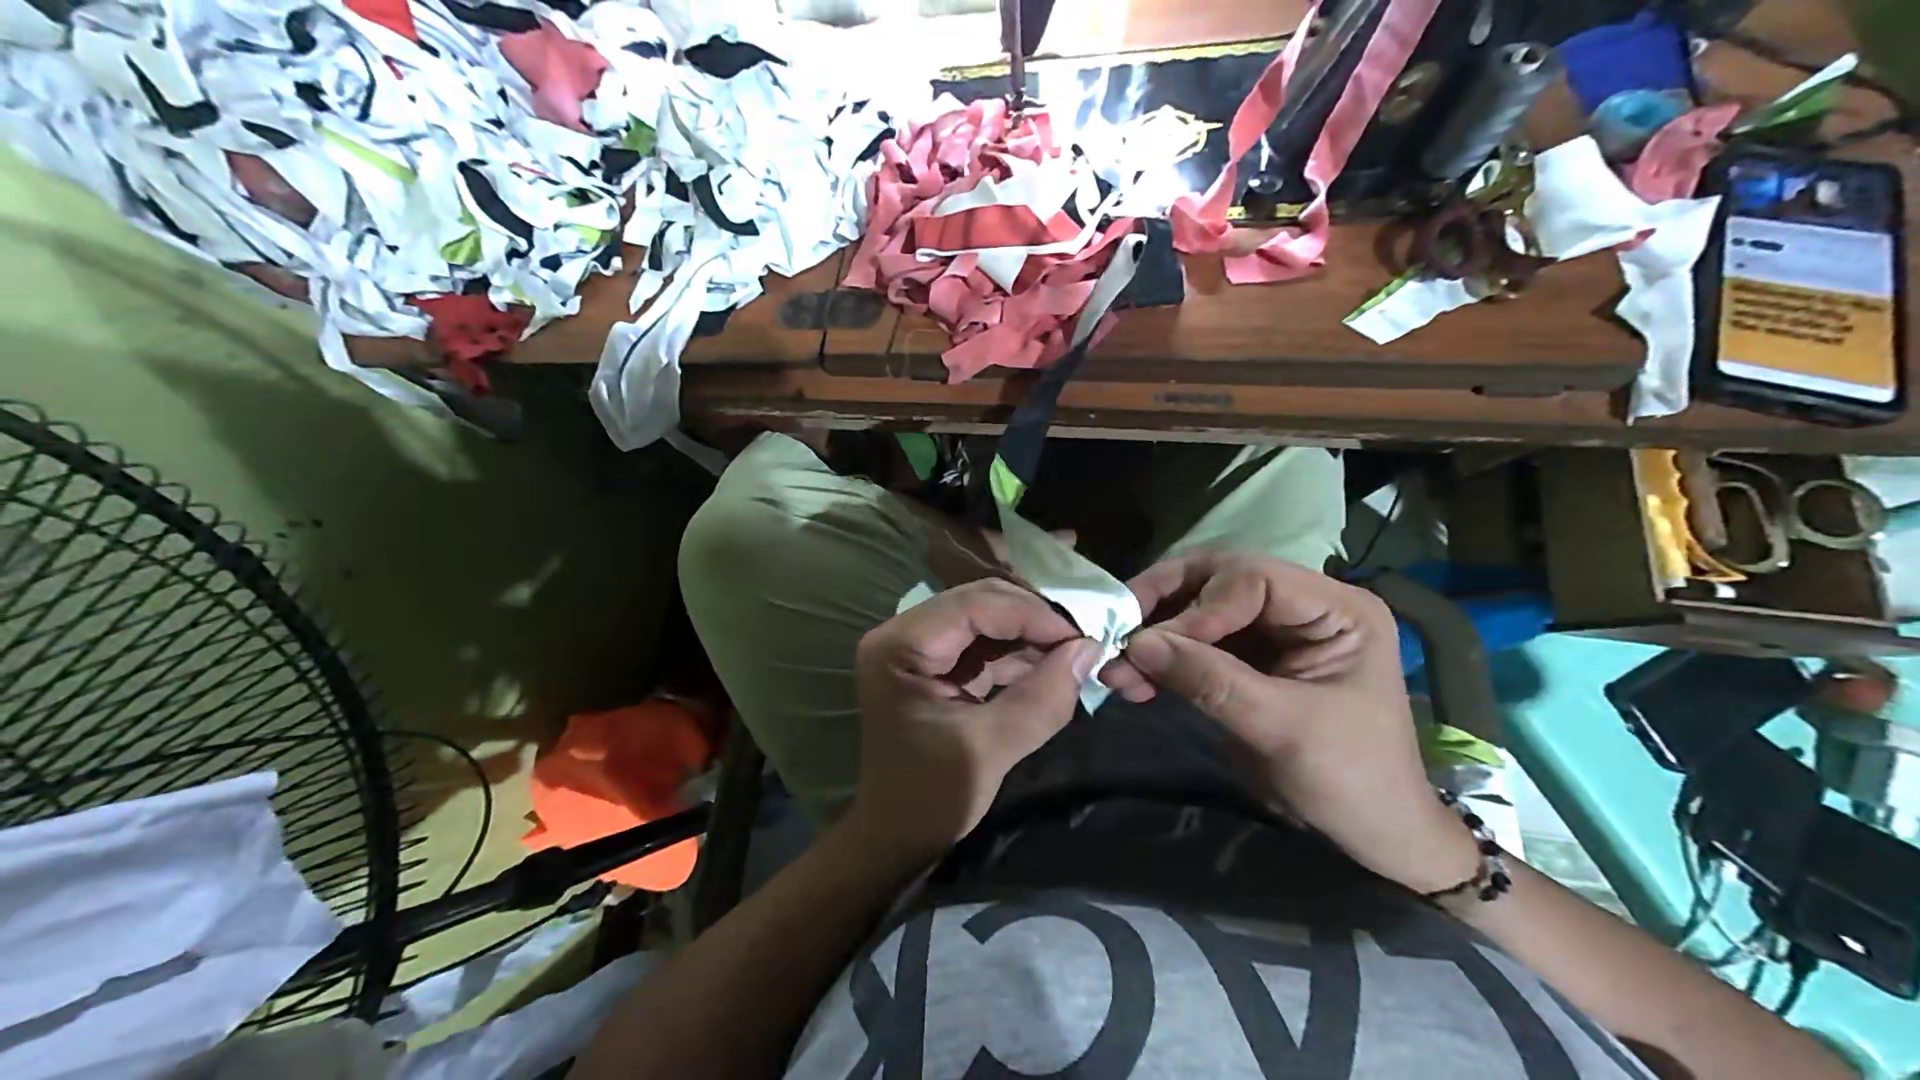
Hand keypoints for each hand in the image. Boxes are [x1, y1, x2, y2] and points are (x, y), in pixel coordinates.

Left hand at [851, 579, 1099, 860]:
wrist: (895, 836)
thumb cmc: (928, 798)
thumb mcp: (989, 750)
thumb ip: (1041, 699)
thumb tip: (1089, 650)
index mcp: (899, 646)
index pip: (973, 605)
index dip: (1031, 614)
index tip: (1081, 638)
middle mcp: (903, 634)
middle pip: (978, 603)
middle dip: (1032, 619)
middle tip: (1080, 643)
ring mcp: (917, 648)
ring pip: (984, 619)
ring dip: (1028, 634)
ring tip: (1072, 654)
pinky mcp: (934, 665)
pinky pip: (982, 643)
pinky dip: (1017, 652)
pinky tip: (1049, 666)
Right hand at [1100, 552, 1478, 893]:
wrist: (1369, 835)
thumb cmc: (1349, 779)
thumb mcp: (1281, 728)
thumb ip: (1210, 680)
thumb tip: (1136, 643)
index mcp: (1336, 610)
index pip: (1254, 578)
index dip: (1200, 605)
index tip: (1154, 642)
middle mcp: (1302, 607)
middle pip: (1218, 581)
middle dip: (1164, 604)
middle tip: (1117, 626)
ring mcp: (1272, 633)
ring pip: (1197, 610)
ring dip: (1155, 635)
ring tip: (1116, 667)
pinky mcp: (1247, 660)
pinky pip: (1193, 644)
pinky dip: (1161, 659)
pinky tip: (1132, 680)